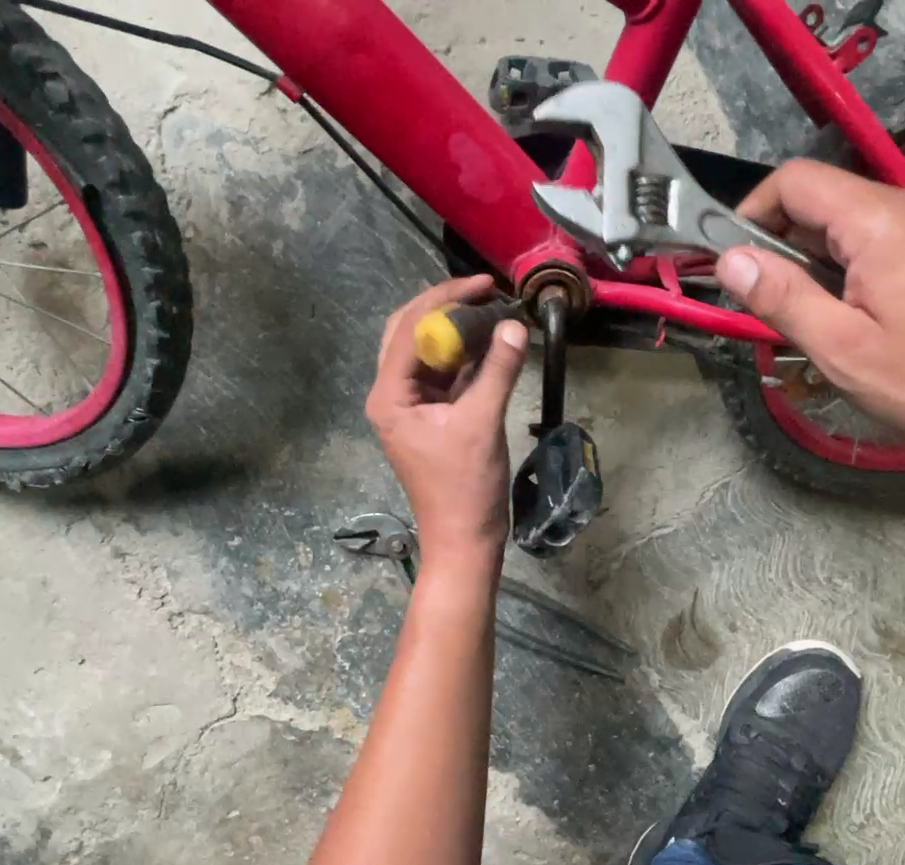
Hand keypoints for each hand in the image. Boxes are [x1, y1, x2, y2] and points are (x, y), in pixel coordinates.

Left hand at [367, 276, 529, 556]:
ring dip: (457, 333)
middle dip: (445, 310)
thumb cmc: (465, 488)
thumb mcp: (483, 424)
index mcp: (389, 396)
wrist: (464, 539)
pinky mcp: (430, 419)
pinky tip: (492, 345)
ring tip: (493, 314)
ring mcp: (411, 408)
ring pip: (427, 354)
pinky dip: (465, 359)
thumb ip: (497, 371)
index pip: (410, 329)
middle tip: (484, 293)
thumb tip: (515, 326)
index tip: (485, 285)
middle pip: (409, 334)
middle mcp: (392, 396)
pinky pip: (444, 377)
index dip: (446, 300)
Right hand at [719, 160, 904, 471]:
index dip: (751, 214)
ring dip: (819, 262)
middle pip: (824, 200)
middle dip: (785, 246)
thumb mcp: (841, 349)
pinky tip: (860, 315)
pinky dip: (853, 266)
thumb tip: (729, 261)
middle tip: (774, 308)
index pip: (795, 181)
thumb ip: (781, 298)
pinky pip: (883, 236)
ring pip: (851, 221)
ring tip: (820, 321)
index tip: (732, 263)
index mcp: (883, 220)